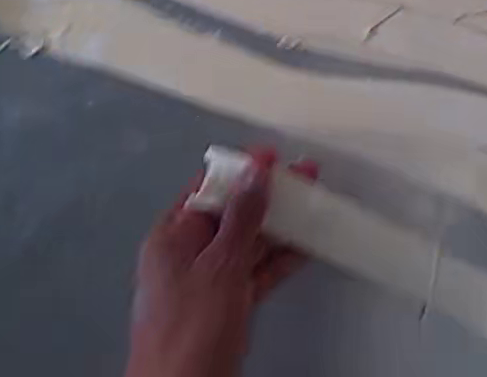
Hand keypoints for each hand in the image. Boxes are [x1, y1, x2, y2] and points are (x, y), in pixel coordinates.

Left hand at [126, 148, 318, 376]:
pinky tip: (306, 242)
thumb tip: (255, 170)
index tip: (274, 156)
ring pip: (249, 239)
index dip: (242, 169)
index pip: (210, 187)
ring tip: (313, 200)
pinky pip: (257, 268)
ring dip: (281, 222)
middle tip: (304, 175)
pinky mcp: (227, 303)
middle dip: (270, 194)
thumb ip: (243, 215)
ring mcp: (208, 280)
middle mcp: (188, 253)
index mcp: (173, 237)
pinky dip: (280, 257)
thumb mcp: (221, 264)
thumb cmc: (192, 329)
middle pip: (234, 211)